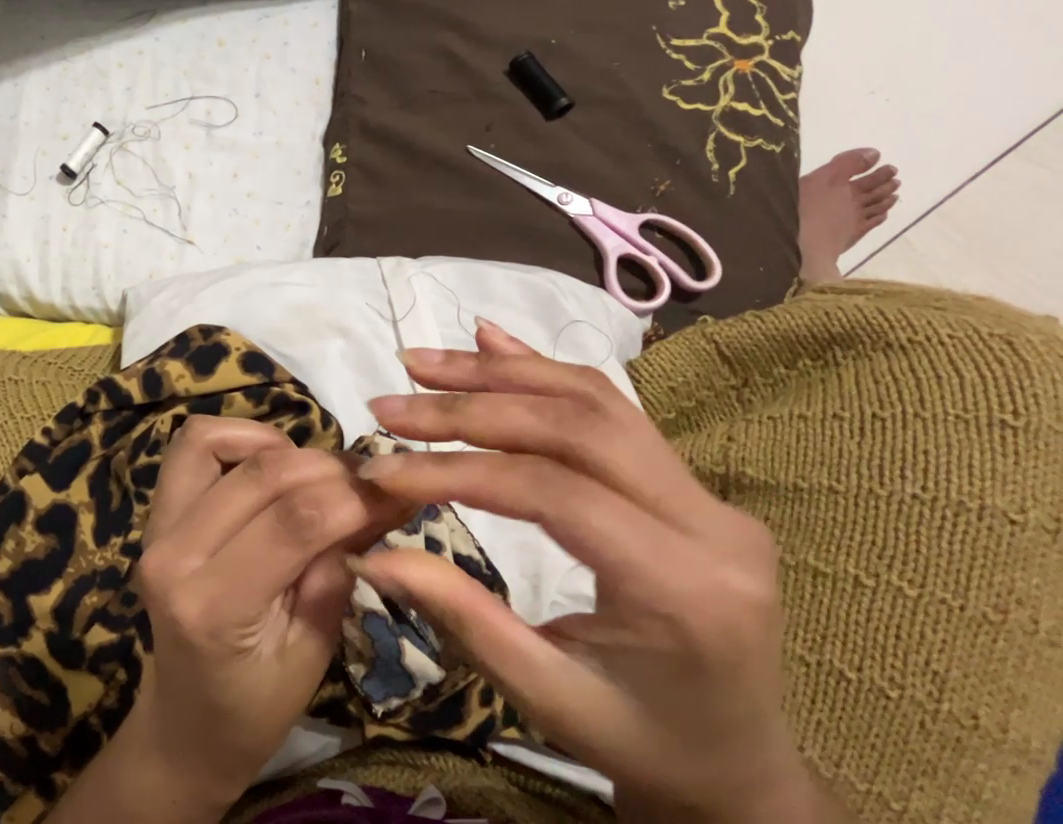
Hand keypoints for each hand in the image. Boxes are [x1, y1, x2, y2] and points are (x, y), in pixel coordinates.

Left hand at [50, 416, 404, 823]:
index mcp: (212, 606)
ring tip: (313, 479)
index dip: (352, 497)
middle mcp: (171, 555)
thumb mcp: (313, 649)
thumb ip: (340, 569)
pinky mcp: (155, 512)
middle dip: (326, 468)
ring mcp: (154, 528)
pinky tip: (272, 469)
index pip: (293, 522)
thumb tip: (386, 496)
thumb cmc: (255, 703)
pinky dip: (237, 440)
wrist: (185, 721)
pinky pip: (192, 448)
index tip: (396, 492)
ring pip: (212, 441)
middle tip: (368, 483)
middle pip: (258, 474)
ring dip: (276, 445)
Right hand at [352, 322, 845, 823]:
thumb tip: (370, 554)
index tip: (380, 468)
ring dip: (500, 374)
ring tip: (422, 364)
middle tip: (389, 404)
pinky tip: (493, 341)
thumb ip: (460, 614)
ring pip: (596, 402)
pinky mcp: (694, 488)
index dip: (456, 469)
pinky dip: (544, 374)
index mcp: (680, 587)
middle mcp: (711, 524)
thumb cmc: (636, 740)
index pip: (551, 491)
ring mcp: (710, 498)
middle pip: (576, 427)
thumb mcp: (542, 692)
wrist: (735, 766)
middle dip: (470, 408)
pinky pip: (616, 414)